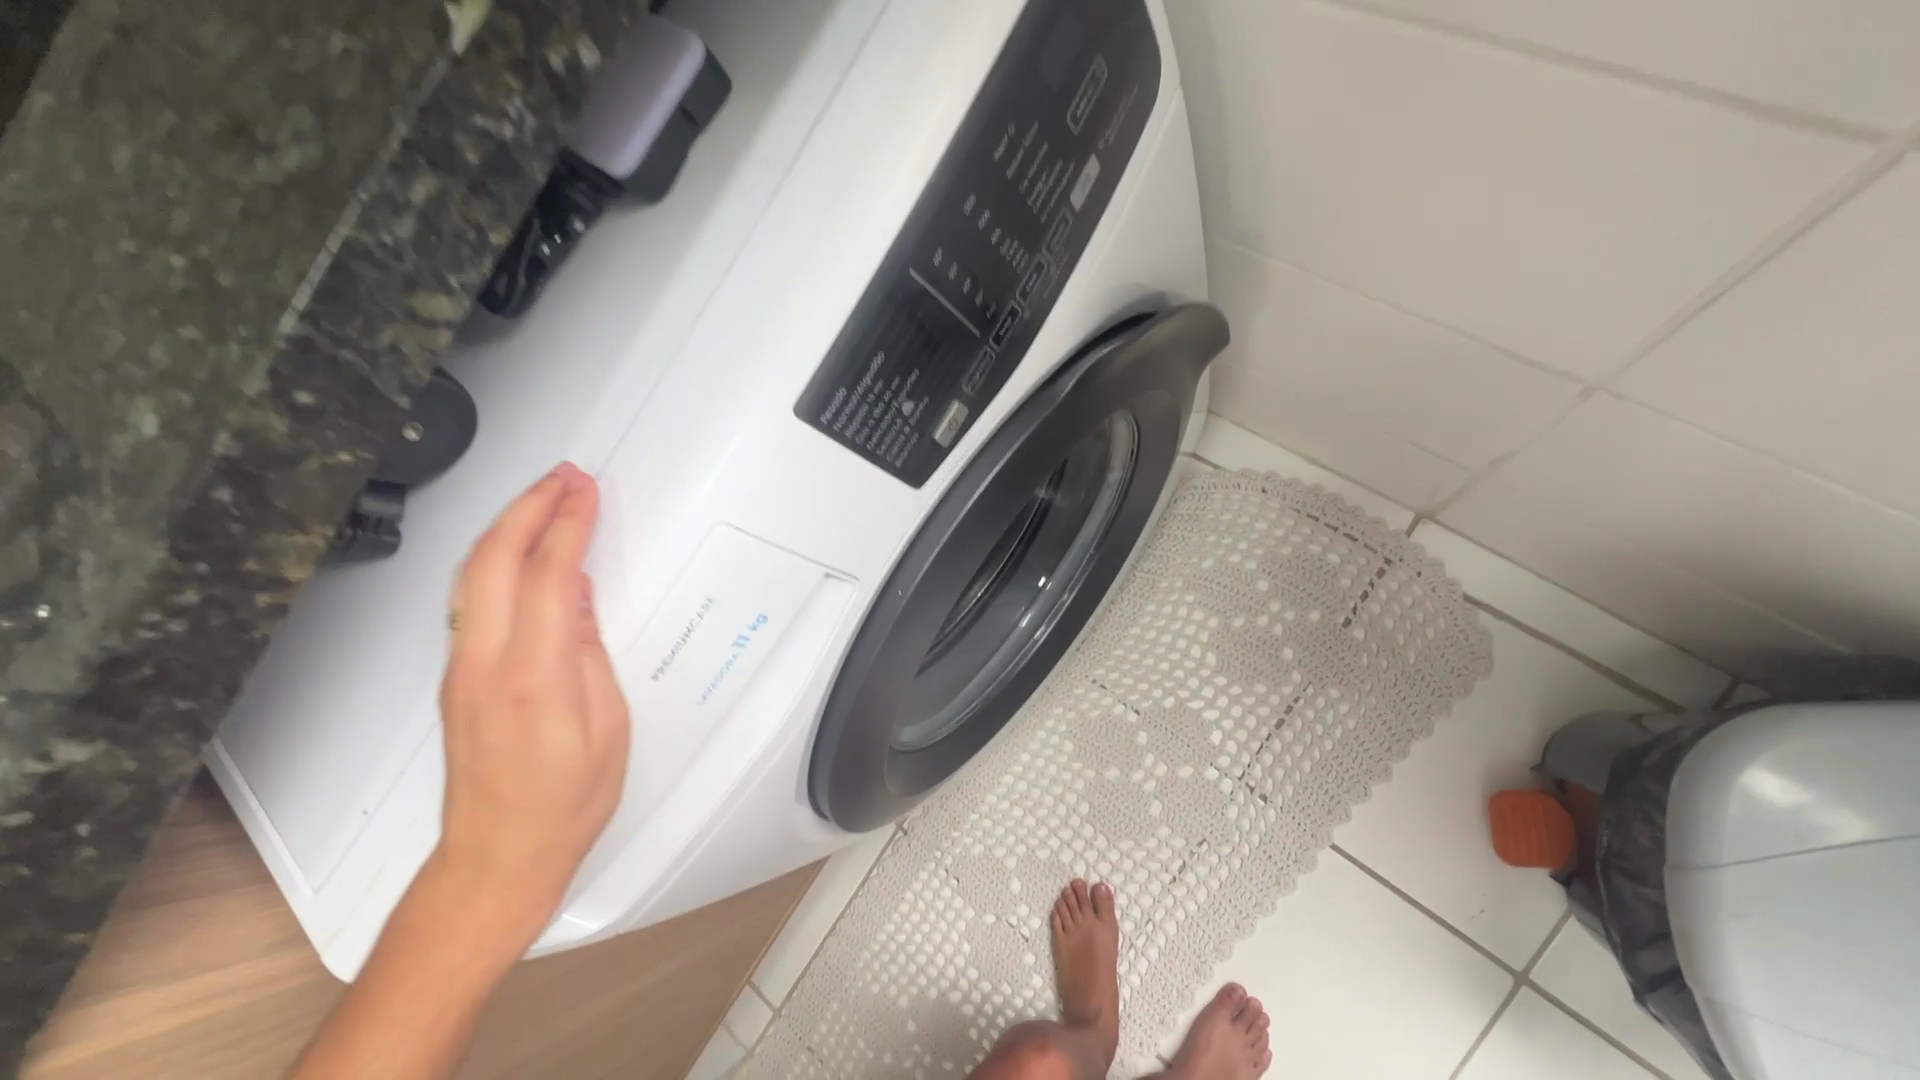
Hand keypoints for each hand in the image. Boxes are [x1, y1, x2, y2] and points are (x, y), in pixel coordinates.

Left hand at [433, 462, 630, 934]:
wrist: (497, 857)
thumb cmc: (564, 804)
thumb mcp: (607, 727)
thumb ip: (590, 653)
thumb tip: (580, 597)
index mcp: (534, 676)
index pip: (549, 576)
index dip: (569, 524)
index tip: (586, 491)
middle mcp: (486, 664)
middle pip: (495, 560)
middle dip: (529, 507)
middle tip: (563, 477)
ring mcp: (461, 669)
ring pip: (471, 575)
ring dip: (507, 528)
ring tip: (542, 500)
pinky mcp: (456, 678)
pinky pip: (469, 600)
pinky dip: (495, 560)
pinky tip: (520, 553)